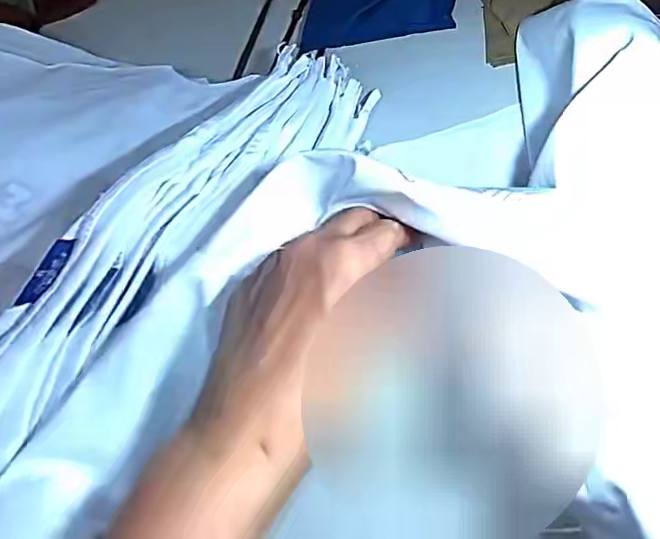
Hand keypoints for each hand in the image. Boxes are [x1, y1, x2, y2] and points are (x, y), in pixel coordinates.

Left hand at [112, 208, 410, 538]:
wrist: (239, 440)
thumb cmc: (317, 400)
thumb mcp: (374, 351)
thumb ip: (395, 303)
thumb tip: (410, 280)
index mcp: (341, 262)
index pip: (388, 230)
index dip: (409, 239)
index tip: (419, 251)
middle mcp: (305, 249)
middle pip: (354, 219)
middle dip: (378, 232)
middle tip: (394, 256)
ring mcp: (271, 264)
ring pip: (320, 235)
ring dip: (343, 245)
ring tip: (356, 278)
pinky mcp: (247, 285)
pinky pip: (289, 258)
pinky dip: (311, 264)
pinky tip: (315, 298)